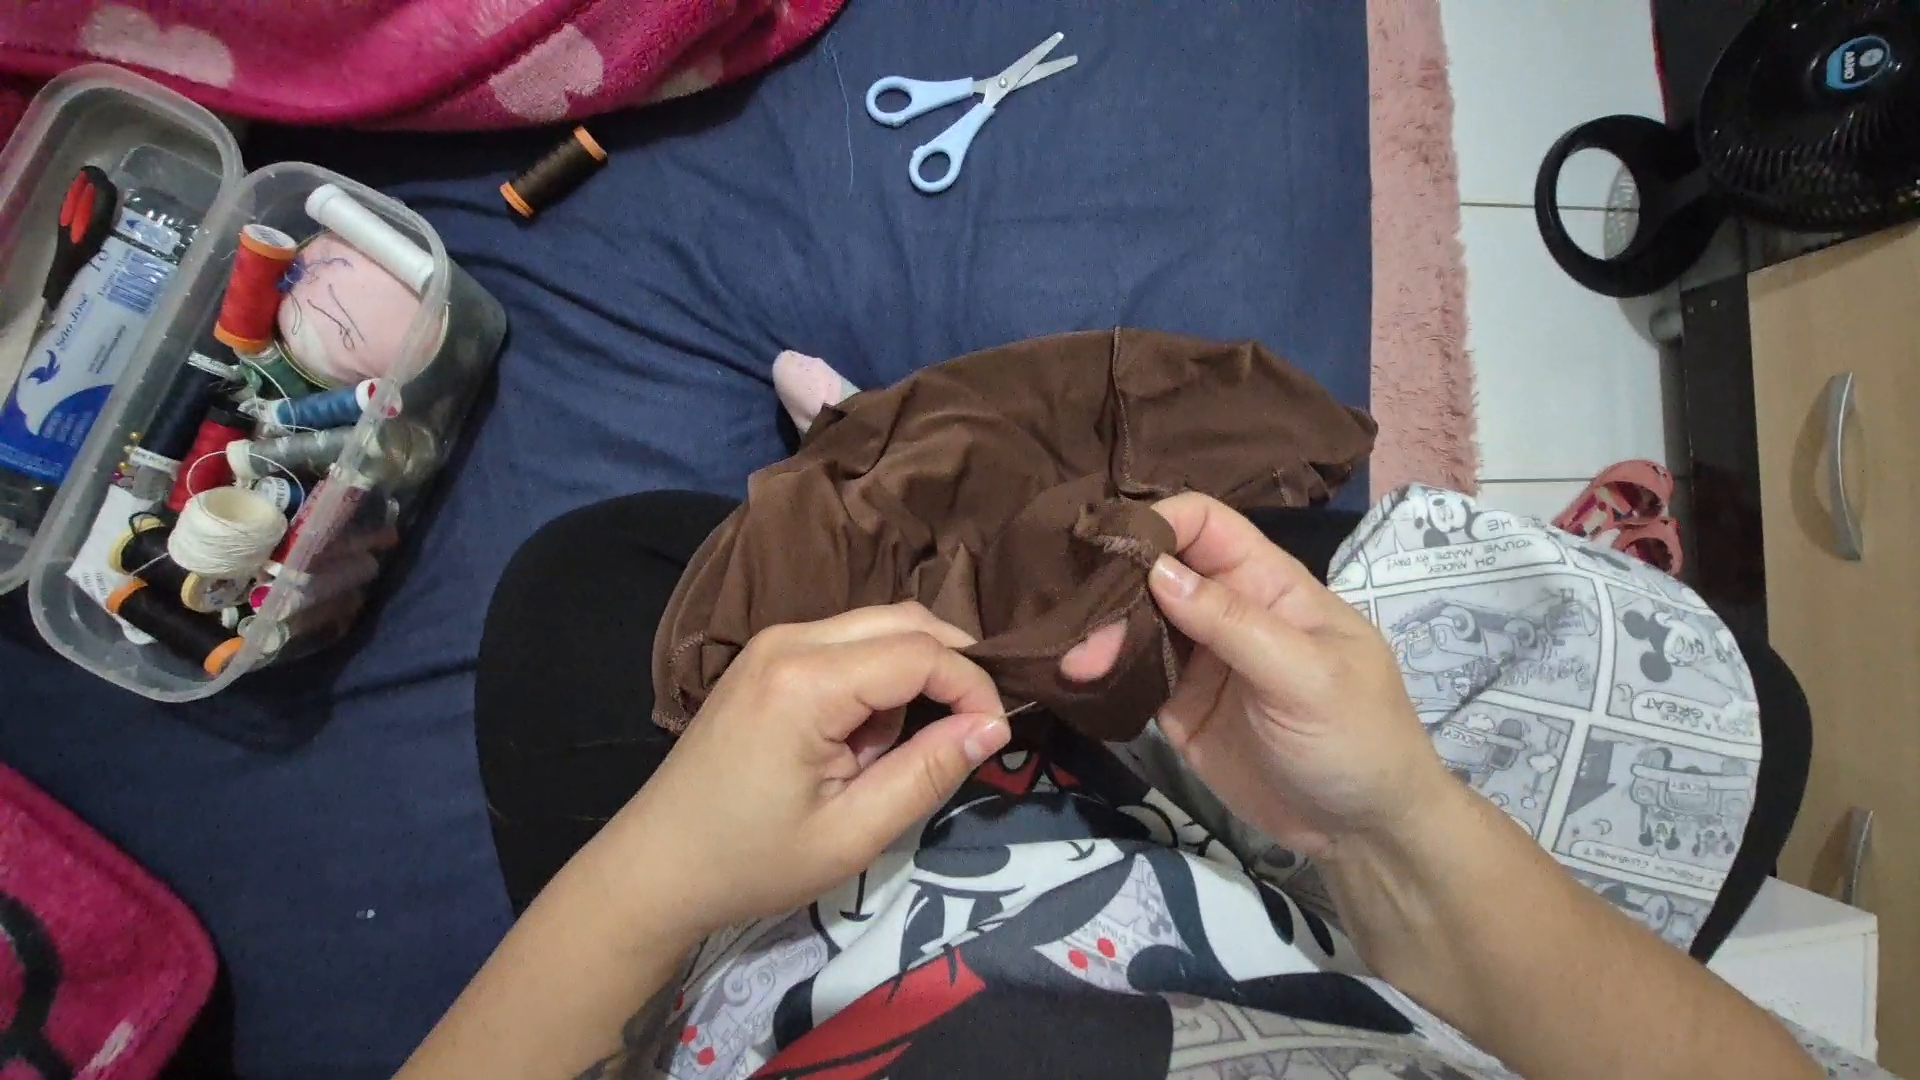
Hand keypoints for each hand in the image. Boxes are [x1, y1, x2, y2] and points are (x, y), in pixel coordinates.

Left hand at [595, 603, 1011, 937]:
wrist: (653, 867)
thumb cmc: (752, 861)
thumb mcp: (852, 834)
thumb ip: (928, 772)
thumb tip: (993, 726)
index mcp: (807, 680)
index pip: (921, 652)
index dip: (973, 686)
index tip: (995, 735)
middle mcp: (790, 639)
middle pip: (904, 619)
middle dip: (951, 665)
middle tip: (970, 727)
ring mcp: (774, 640)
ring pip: (878, 625)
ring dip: (911, 673)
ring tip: (896, 746)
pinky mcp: (768, 654)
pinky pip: (848, 642)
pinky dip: (878, 676)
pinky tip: (860, 734)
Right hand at [1077, 493, 1450, 860]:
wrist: (1358, 832)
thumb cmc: (1357, 739)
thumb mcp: (1307, 677)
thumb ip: (1233, 622)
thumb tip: (1156, 571)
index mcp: (1265, 583)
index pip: (1203, 524)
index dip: (1158, 523)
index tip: (1109, 548)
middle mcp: (1222, 609)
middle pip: (1155, 568)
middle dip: (1113, 583)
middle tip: (1077, 620)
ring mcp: (1195, 656)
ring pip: (1133, 618)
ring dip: (1098, 631)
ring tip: (1074, 661)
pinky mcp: (1173, 701)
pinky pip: (1129, 671)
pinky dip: (1100, 670)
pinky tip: (1074, 677)